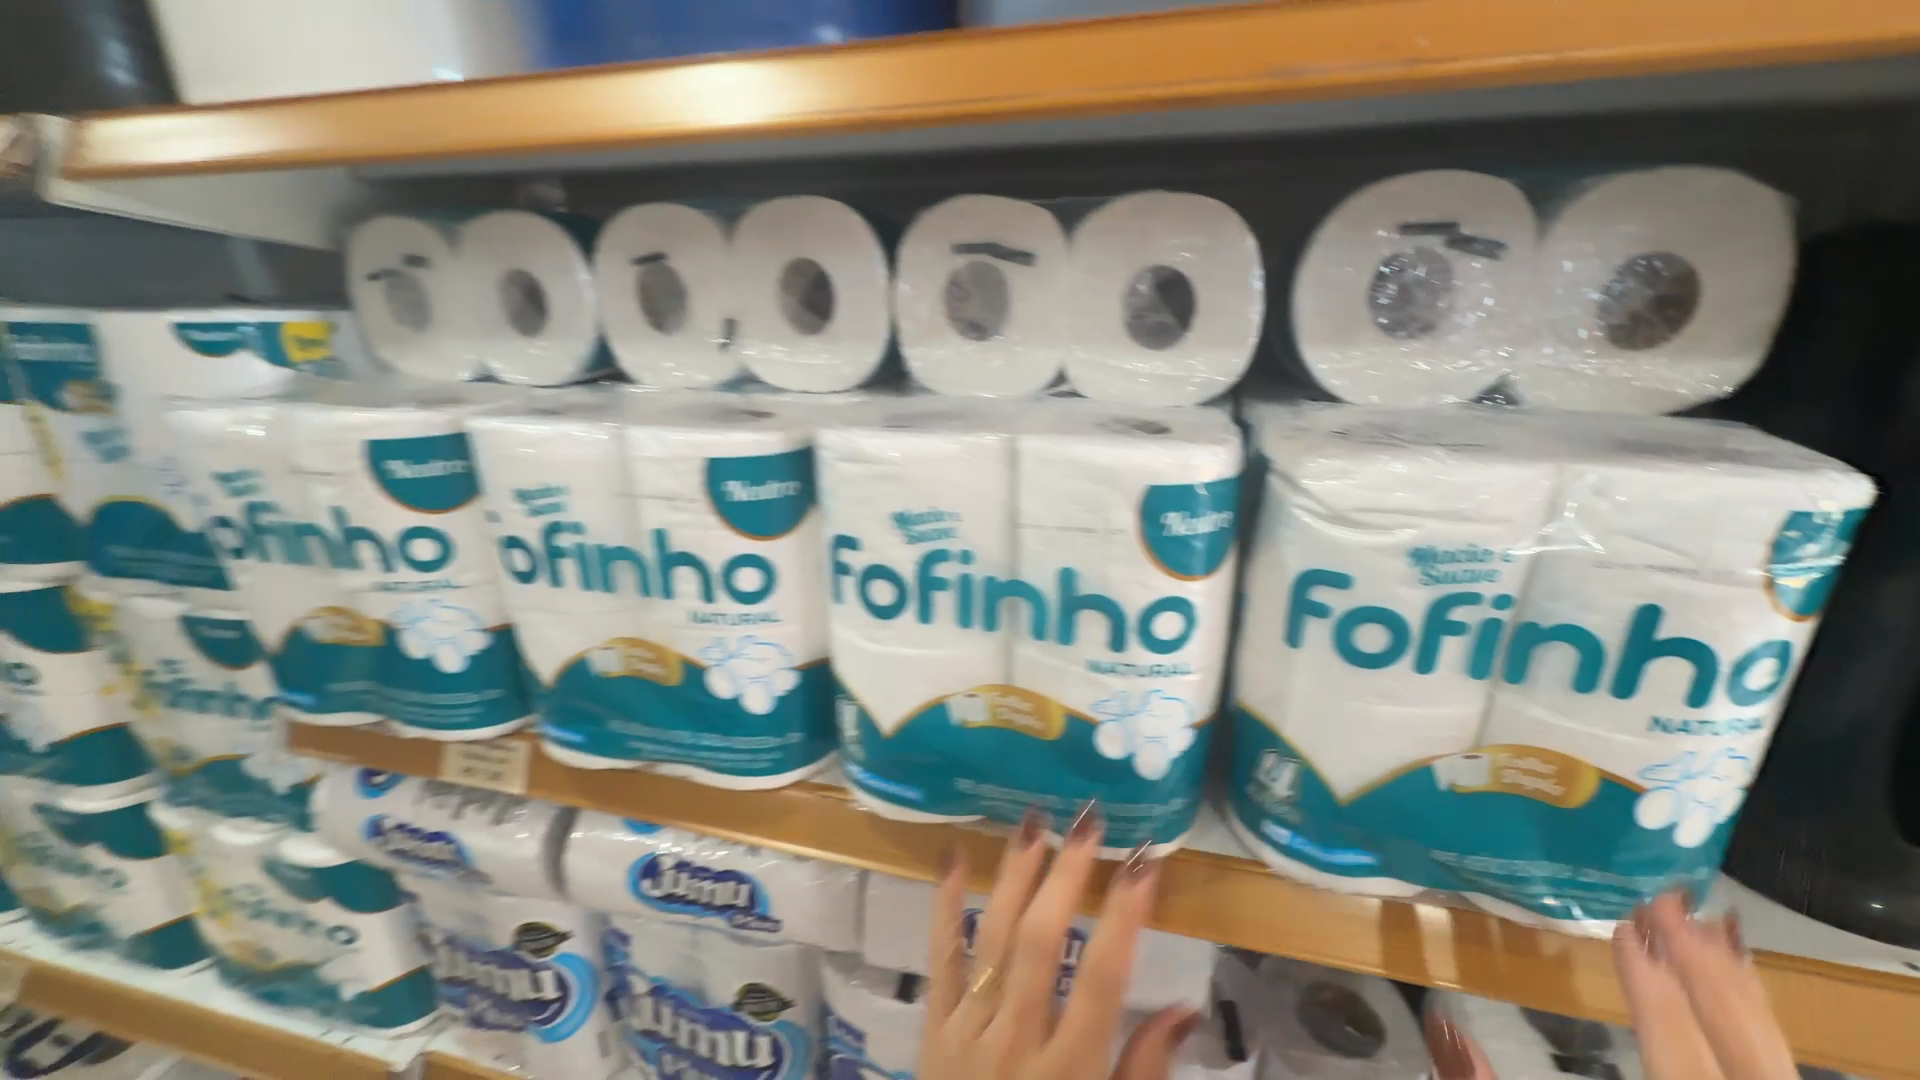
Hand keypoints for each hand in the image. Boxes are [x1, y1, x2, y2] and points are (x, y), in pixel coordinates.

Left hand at [917, 805, 1202, 1079]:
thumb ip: (1145, 1070)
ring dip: (1015, 874)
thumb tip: (1186, 1008)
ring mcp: (969, 1028)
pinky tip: (953, 854)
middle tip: (1089, 820)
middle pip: (1043, 943)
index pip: (1104, 978)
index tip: (1145, 860)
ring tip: (1035, 821)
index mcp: (1071, 1069)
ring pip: (993, 937)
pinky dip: (944, 903)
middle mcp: (1018, 1038)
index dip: (1125, 915)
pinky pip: (940, 956)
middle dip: (1067, 875)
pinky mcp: (933, 1026)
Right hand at [1424, 891, 1798, 1079]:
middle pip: (1749, 1064)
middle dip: (1711, 980)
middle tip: (1670, 903)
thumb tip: (1445, 1028)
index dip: (1655, 997)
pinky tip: (1741, 995)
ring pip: (1781, 1071)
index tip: (1627, 928)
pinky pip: (1776, 1078)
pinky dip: (1760, 1030)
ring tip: (1713, 929)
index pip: (1681, 1066)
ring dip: (1747, 999)